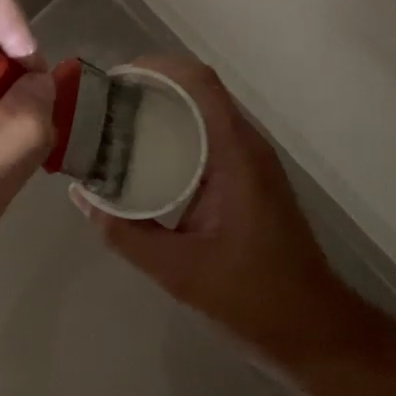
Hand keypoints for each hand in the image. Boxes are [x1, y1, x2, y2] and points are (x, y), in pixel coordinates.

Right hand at [72, 56, 339, 355]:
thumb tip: (82, 196)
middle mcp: (246, 144)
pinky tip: (145, 157)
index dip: (157, 67)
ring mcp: (250, 159)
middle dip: (150, 86)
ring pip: (203, 110)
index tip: (115, 81)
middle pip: (197, 89)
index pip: (199, 82)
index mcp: (235, 154)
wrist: (312, 328)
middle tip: (104, 105)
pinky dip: (175, 131)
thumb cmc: (252, 295)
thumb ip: (126, 234)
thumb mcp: (178, 270)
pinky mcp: (247, 176)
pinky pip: (208, 134)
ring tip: (115, 124)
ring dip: (162, 106)